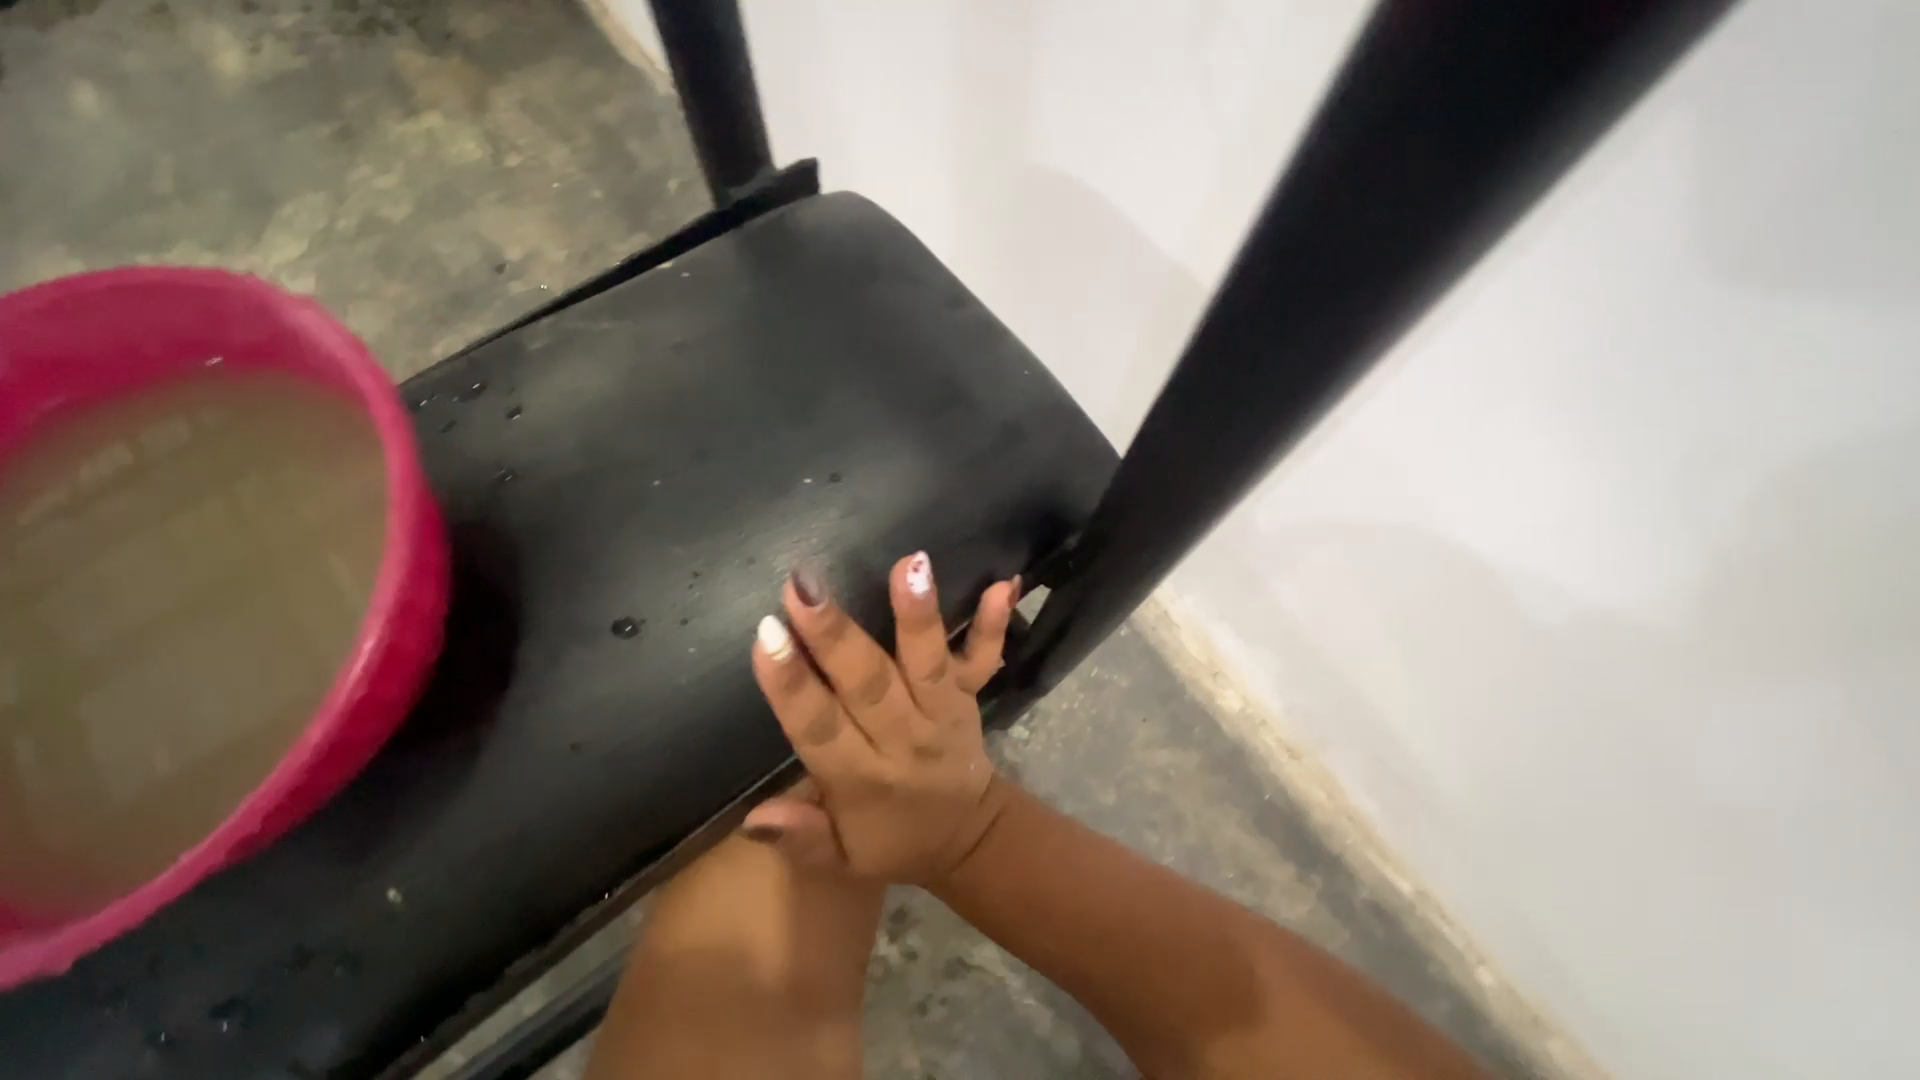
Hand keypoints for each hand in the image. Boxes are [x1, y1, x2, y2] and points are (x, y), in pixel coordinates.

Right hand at [745, 553, 1019, 883]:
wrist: (969, 838)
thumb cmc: (891, 840)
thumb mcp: (841, 859)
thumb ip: (801, 836)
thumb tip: (754, 817)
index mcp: (862, 780)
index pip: (820, 729)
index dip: (791, 685)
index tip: (767, 633)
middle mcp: (904, 739)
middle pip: (868, 684)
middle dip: (835, 634)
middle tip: (805, 584)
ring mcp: (944, 713)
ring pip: (928, 663)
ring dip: (918, 615)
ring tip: (909, 564)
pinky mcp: (972, 697)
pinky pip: (985, 660)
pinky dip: (993, 625)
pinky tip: (1003, 584)